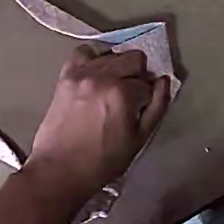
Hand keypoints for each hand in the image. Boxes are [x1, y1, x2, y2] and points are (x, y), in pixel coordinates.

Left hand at [27, 44, 170, 195]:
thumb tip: (164, 81)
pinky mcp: (65, 77)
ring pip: (113, 54)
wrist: (59, 170)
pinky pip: (84, 53)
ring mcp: (81, 74)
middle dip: (138, 76)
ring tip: (113, 88)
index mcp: (123, 93)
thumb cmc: (104, 160)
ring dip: (118, 68)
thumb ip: (158, 106)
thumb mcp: (140, 138)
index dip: (148, 97)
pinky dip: (95, 59)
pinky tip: (97, 75)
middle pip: (134, 59)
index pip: (148, 82)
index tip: (140, 111)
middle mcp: (102, 77)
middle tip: (130, 98)